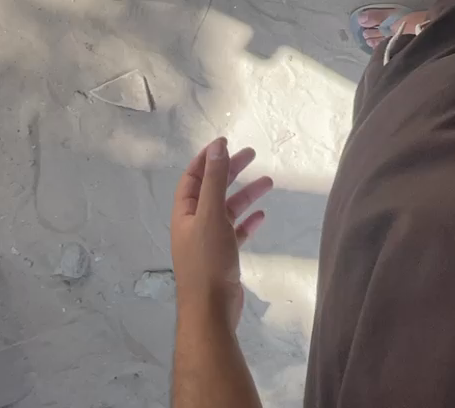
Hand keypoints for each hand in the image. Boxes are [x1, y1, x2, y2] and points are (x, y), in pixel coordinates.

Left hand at [170, 137, 272, 331]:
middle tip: (251, 155)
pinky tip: (262, 216)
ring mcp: (208, 241)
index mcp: (185, 213)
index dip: (207, 158)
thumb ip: (216, 180)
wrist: (211, 312)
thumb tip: (217, 147)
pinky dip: (248, 221)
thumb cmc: (207, 260)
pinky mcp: (223, 256)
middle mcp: (194, 224)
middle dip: (230, 171)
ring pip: (228, 209)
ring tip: (269, 182)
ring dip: (246, 194)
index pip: (192, 177)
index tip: (226, 142)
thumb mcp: (212, 214)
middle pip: (212, 189)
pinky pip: (236, 231)